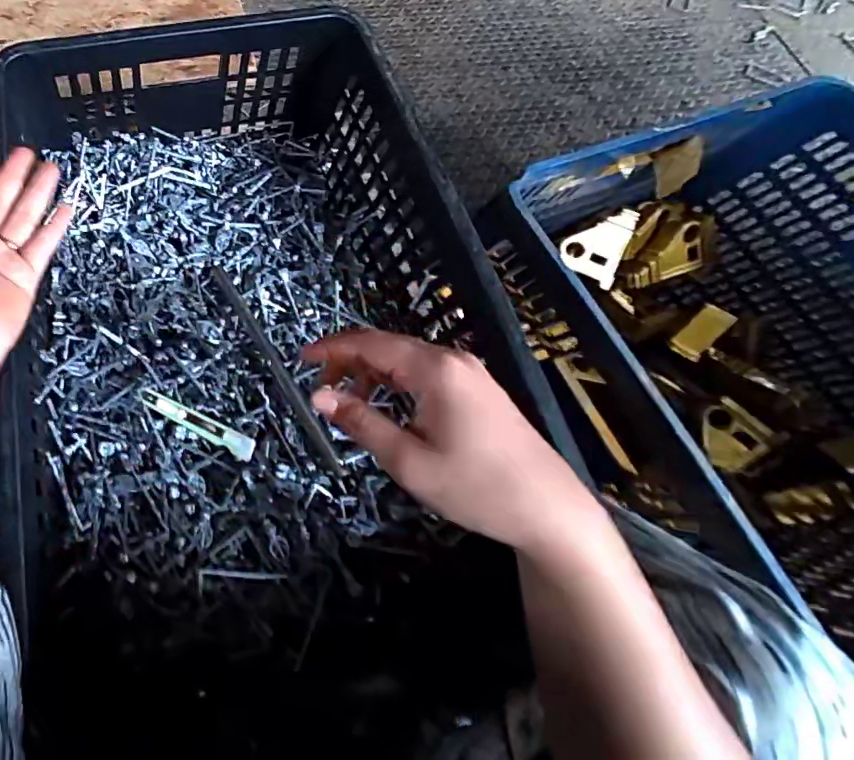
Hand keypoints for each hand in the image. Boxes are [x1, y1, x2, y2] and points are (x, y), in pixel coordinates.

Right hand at [304, 329, 596, 552]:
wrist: (552, 511)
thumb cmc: (477, 488)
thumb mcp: (409, 461)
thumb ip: (361, 423)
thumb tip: (318, 396)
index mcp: (434, 369)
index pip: (370, 343)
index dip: (331, 348)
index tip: (301, 359)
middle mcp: (452, 359)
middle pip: (387, 346)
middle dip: (349, 360)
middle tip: (321, 389)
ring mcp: (469, 372)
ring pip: (406, 359)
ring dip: (372, 372)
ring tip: (349, 401)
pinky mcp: (478, 388)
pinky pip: (425, 372)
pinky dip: (396, 382)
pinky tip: (387, 406)